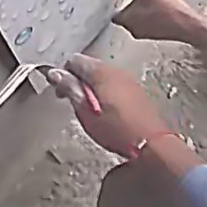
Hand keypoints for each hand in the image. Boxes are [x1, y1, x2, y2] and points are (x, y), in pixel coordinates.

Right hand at [46, 54, 177, 162]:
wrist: (152, 144)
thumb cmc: (115, 129)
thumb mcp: (85, 111)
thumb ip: (70, 88)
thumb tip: (54, 73)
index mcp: (101, 72)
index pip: (74, 61)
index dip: (63, 75)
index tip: (61, 95)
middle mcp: (115, 70)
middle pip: (88, 66)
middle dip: (77, 81)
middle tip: (74, 103)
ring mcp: (128, 79)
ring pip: (101, 75)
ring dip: (91, 87)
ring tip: (90, 109)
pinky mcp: (137, 91)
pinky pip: (114, 83)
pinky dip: (105, 91)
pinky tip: (106, 110)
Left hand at [111, 0, 206, 41]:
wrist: (189, 26)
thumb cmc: (166, 11)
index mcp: (125, 20)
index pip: (110, 10)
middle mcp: (132, 28)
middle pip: (126, 10)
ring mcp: (144, 32)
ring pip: (138, 12)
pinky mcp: (156, 32)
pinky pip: (149, 16)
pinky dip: (150, 6)